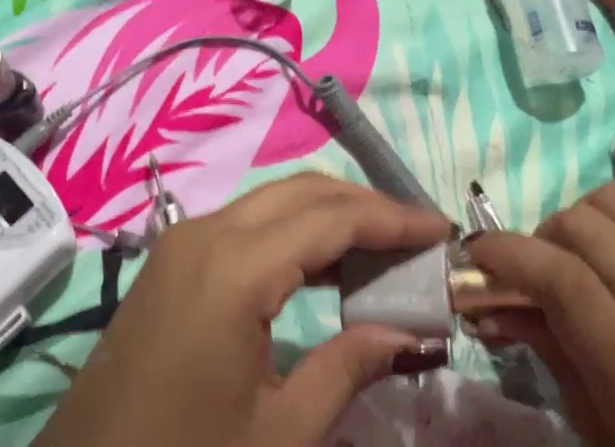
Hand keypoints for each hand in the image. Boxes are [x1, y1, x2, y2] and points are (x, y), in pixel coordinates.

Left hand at [35, 173, 452, 446]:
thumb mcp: (280, 433)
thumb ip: (349, 369)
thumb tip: (413, 336)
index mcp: (234, 268)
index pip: (332, 218)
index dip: (393, 220)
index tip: (443, 229)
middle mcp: (206, 233)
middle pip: (303, 192)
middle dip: (365, 206)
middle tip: (418, 237)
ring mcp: (182, 242)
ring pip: (272, 201)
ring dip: (330, 214)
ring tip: (384, 249)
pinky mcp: (171, 261)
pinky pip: (246, 224)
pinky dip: (293, 230)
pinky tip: (325, 264)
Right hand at [466, 182, 614, 446]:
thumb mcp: (606, 430)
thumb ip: (550, 351)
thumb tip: (492, 296)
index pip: (565, 282)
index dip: (511, 253)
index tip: (481, 249)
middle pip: (590, 229)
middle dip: (544, 235)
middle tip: (538, 265)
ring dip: (585, 214)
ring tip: (582, 250)